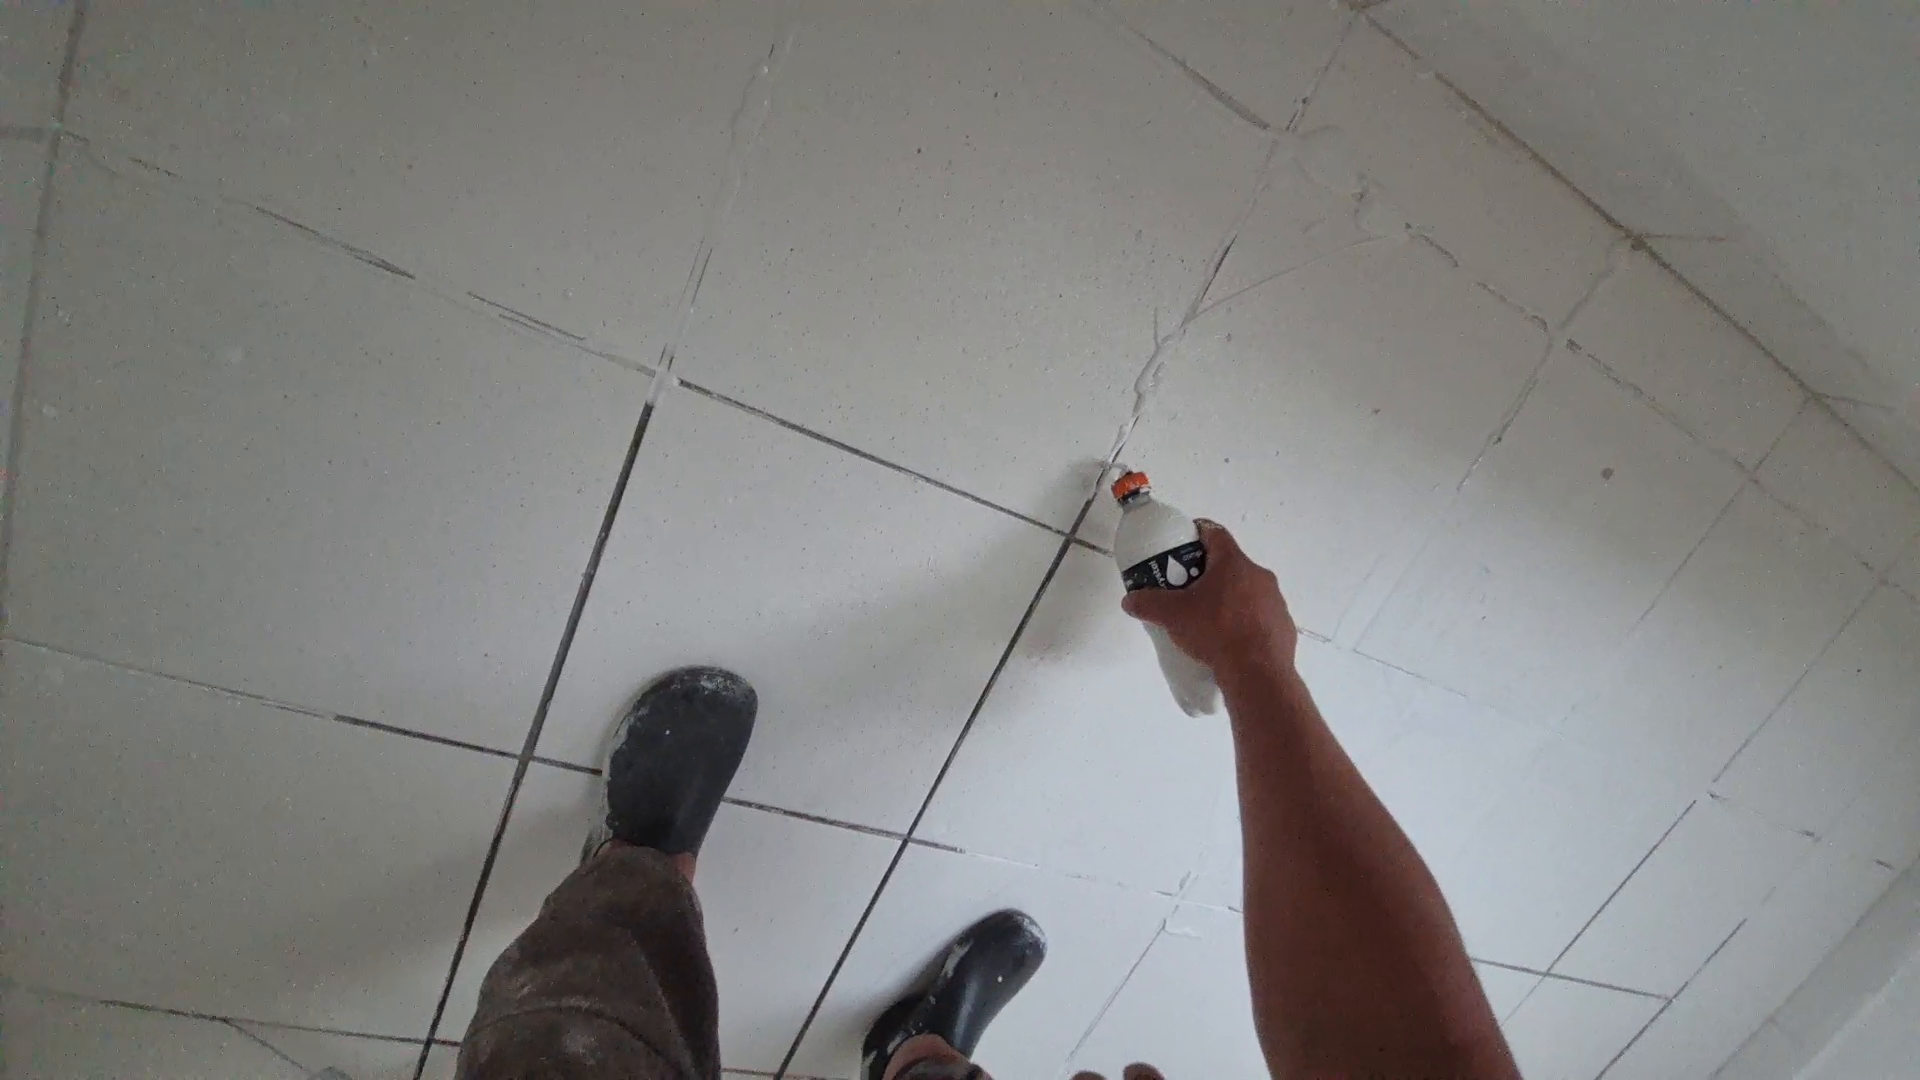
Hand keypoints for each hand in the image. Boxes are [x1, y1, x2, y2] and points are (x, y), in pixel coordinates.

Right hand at [1120, 521, 1296, 676]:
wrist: (1259, 673)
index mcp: (1233, 563)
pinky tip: (1228, 642)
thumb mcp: (1172, 616)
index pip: (1214, 533)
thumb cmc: (1215, 631)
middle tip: (1186, 591)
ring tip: (1207, 621)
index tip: (1181, 547)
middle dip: (1207, 574)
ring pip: (1246, 591)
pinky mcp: (1283, 626)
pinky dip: (1243, 622)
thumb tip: (1129, 601)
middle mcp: (1259, 575)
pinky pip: (1259, 616)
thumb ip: (1147, 604)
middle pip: (1229, 565)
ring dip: (1227, 599)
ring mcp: (1275, 601)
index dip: (1196, 534)